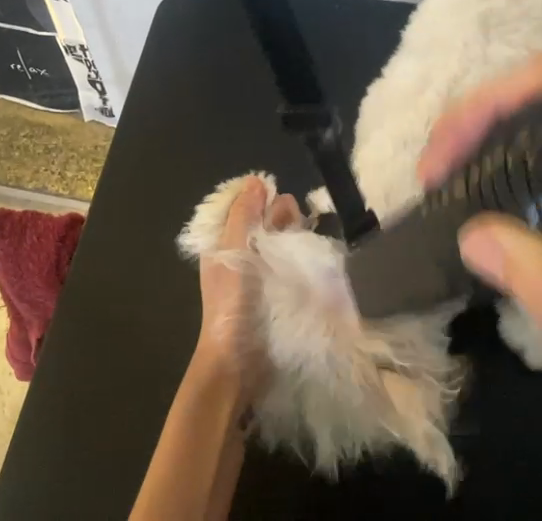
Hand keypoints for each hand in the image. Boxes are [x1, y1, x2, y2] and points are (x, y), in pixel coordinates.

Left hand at [191, 178, 302, 398]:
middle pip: (269, 221)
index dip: (262, 199)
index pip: (247, 206)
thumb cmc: (231, 303)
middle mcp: (245, 253)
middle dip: (283, 216)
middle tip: (294, 226)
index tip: (277, 203)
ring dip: (297, 235)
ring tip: (307, 239)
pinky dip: (305, 256)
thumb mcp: (232, 251)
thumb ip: (243, 215)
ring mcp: (265, 273)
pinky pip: (297, 263)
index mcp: (225, 242)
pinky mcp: (284, 291)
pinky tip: (316, 256)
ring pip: (286, 240)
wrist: (240, 361)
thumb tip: (256, 180)